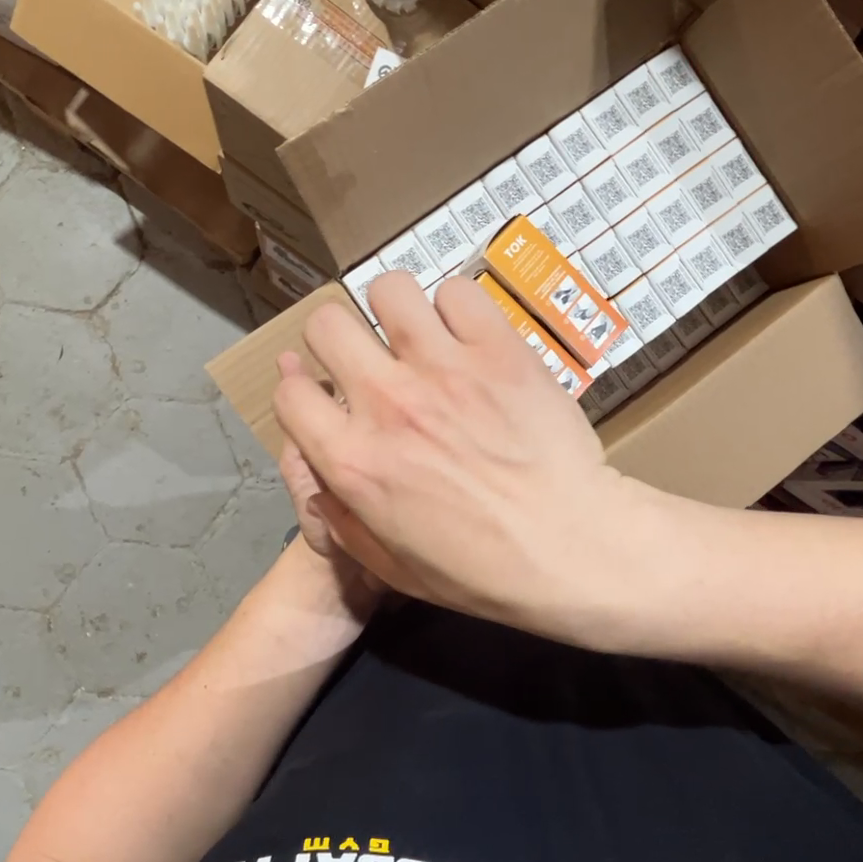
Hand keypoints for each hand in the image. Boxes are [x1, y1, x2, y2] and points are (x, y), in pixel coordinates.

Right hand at [273, 270, 648, 648]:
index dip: (305, 393)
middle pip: (325, 323)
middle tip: (372, 359)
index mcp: (352, 461)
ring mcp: (443, 368)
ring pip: (389, 290)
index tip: (329, 397)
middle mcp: (386, 403)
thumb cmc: (482, 572)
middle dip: (340, 339)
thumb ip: (343, 519)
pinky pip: (458, 292)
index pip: (289, 393)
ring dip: (398, 312)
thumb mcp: (393, 566)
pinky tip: (472, 339)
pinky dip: (460, 310)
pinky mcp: (497, 349)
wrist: (573, 548)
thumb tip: (320, 480)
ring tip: (422, 338)